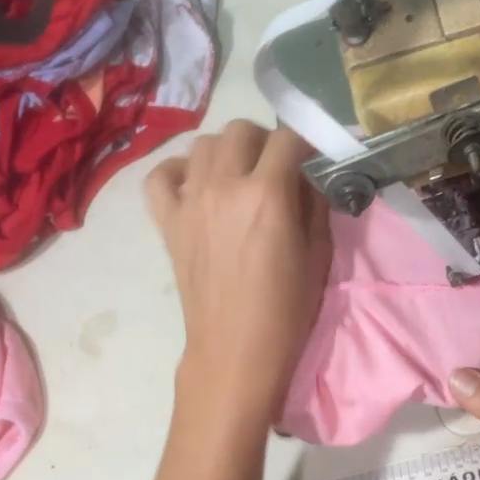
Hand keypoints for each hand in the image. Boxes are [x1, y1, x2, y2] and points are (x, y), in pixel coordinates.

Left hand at [146, 122, 331, 419]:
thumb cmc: (288, 307)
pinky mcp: (168, 221)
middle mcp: (224, 186)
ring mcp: (189, 202)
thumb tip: (309, 175)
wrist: (236, 349)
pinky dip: (179, 170)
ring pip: (204, 143)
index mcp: (267, 195)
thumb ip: (315, 204)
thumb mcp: (319, 253)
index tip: (316, 156)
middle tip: (280, 166)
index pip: (289, 139)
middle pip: (242, 130)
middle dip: (266, 140)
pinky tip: (197, 183)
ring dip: (228, 150)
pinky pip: (160, 176)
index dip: (308, 141)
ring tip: (242, 174)